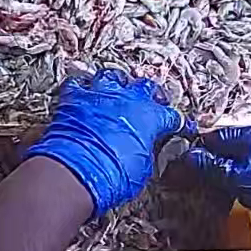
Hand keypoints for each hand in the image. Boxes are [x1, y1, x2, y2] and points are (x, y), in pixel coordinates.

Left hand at [22, 70, 184, 216]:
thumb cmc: (112, 175)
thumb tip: (143, 152)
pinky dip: (81, 88)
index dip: (176, 122)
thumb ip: (146, 152)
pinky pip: (77, 83)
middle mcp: (128, 99)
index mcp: (151, 117)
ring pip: (112, 76)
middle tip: (151, 101)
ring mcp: (100, 95)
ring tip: (117, 89)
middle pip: (145, 86)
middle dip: (150, 94)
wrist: (77, 172)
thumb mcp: (142, 169)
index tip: (177, 126)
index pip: (170, 116)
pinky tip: (82, 92)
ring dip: (116, 83)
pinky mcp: (74, 98)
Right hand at [183, 127, 250, 239]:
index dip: (195, 151)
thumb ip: (213, 167)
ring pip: (235, 162)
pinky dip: (237, 182)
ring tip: (212, 190)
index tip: (182, 166)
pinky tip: (233, 195)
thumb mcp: (240, 180)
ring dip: (222, 175)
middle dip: (208, 164)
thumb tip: (189, 157)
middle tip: (193, 181)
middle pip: (224, 149)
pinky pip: (248, 172)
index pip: (212, 137)